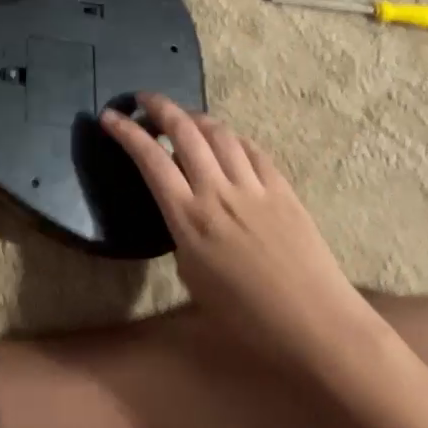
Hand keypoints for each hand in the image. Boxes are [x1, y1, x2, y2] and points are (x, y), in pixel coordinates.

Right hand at [100, 94, 373, 357]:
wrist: (318, 328)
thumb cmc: (247, 317)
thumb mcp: (193, 276)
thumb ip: (180, 233)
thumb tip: (180, 208)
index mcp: (188, 217)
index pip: (149, 158)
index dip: (126, 131)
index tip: (109, 116)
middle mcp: (217, 193)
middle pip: (184, 131)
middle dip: (159, 107)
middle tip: (143, 99)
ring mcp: (253, 188)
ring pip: (220, 133)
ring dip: (195, 116)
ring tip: (183, 115)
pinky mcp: (284, 191)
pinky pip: (252, 150)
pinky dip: (232, 137)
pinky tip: (226, 139)